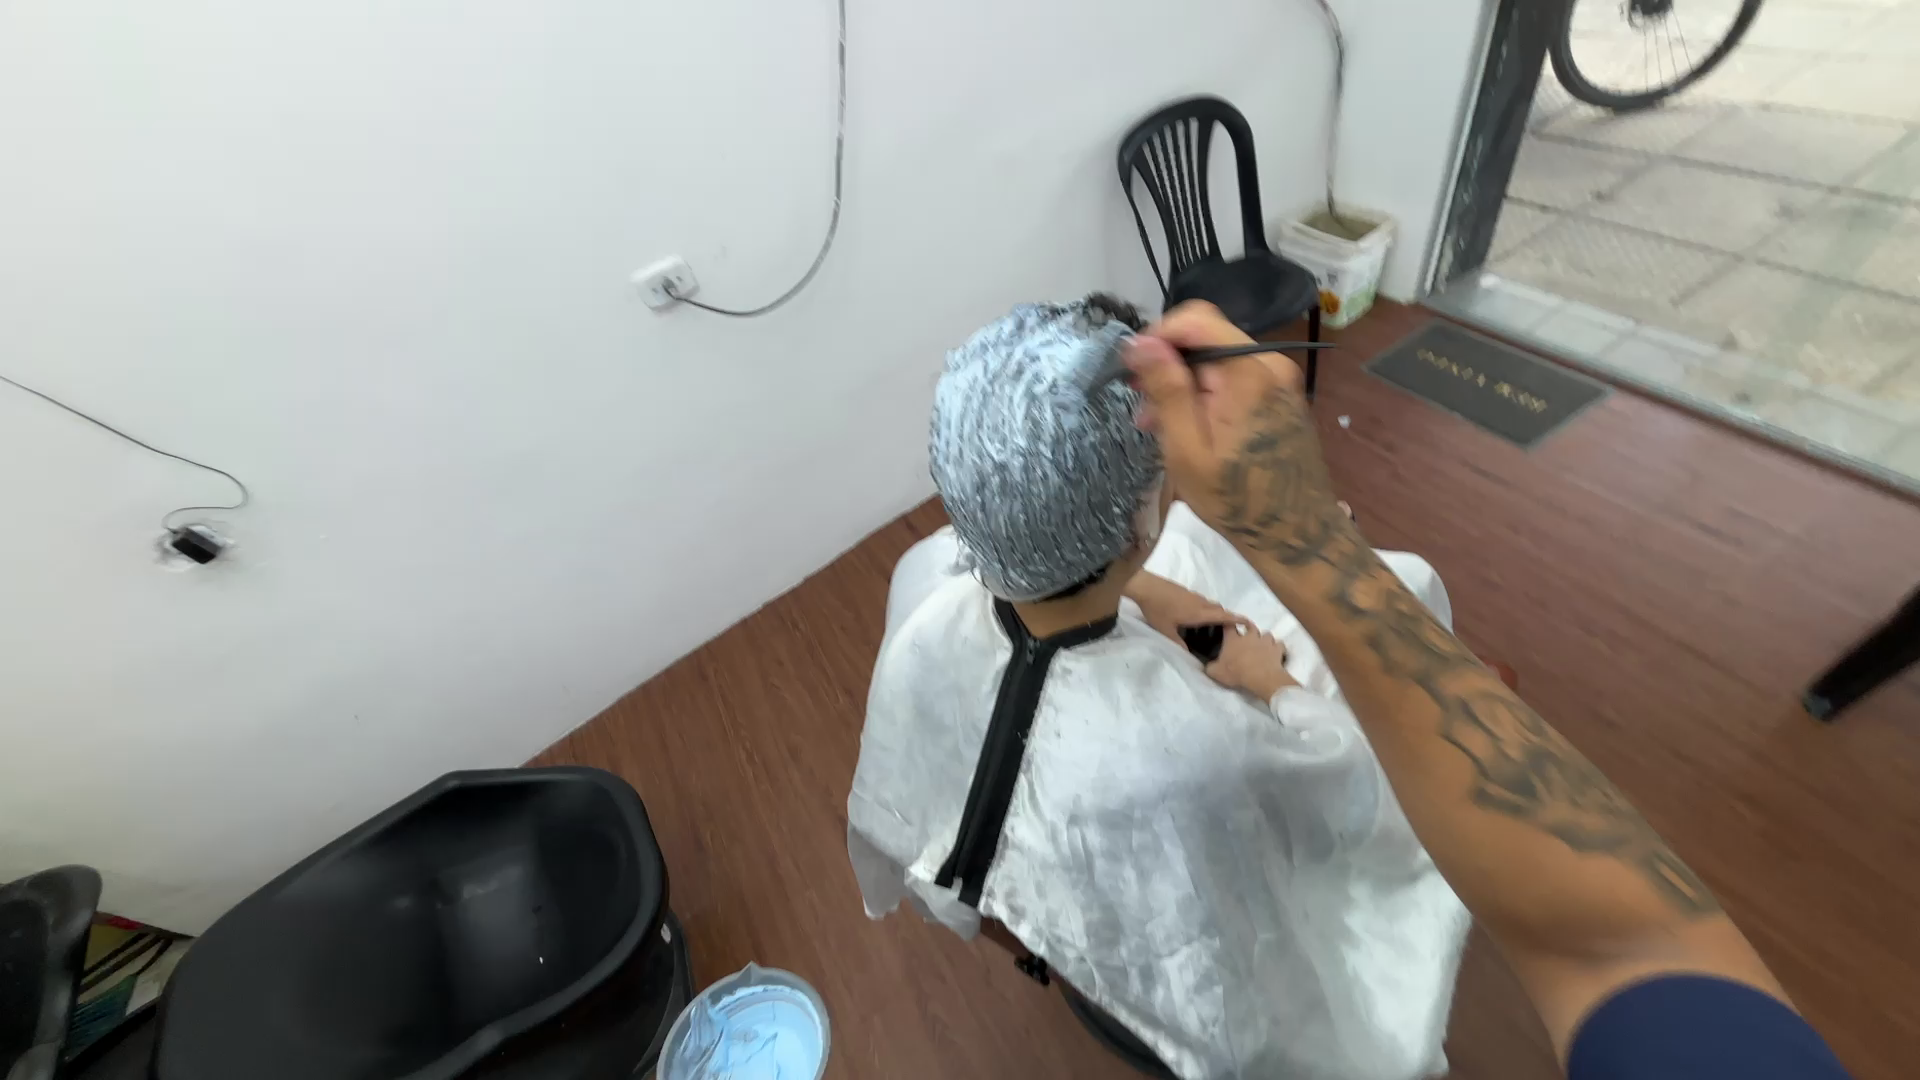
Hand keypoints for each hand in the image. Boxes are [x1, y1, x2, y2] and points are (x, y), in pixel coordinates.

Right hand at [1124, 301, 1362, 577]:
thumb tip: (1138, 341)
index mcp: (1248, 371)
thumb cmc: (1233, 498)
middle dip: (1167, 366)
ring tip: (1157, 426)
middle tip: (1141, 408)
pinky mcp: (1279, 396)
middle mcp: (1270, 363)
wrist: (1293, 533)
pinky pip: (1233, 378)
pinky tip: (1188, 428)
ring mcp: (1279, 380)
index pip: (1195, 319)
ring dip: (1182, 384)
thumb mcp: (1186, 447)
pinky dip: (1204, 394)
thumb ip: (1166, 389)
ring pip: (1216, 360)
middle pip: (1205, 338)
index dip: (1156, 337)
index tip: (1132, 372)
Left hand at [1125, 572, 1250, 643]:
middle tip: (1228, 629)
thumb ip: (1178, 643)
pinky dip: (1205, 607)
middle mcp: (1200, 602)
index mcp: (1199, 613)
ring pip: (1210, 603)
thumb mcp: (1166, 630)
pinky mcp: (1185, 591)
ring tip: (1211, 624)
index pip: (1224, 615)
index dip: (1237, 619)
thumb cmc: (1157, 609)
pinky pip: (1201, 600)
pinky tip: (1194, 614)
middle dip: (1227, 617)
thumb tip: (1188, 654)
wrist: (1146, 586)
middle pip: (1219, 609)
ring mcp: (1192, 595)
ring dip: (1215, 612)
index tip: (1249, 623)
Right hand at [1204, 624, 1296, 700]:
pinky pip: (1279, 644)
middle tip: (1247, 633)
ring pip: (1267, 633)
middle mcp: (1249, 636)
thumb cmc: (1236, 673)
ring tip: (1263, 644)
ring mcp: (1265, 641)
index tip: (1227, 625)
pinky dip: (1278, 647)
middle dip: (1249, 627)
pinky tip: (1276, 652)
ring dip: (1264, 638)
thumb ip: (1210, 667)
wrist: (1261, 678)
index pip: (1229, 626)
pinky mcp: (1277, 649)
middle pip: (1250, 626)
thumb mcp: (1216, 672)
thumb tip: (1206, 665)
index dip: (1228, 624)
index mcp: (1233, 639)